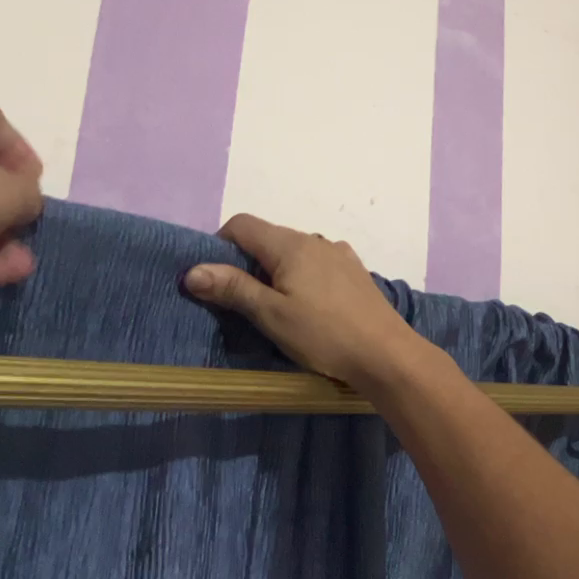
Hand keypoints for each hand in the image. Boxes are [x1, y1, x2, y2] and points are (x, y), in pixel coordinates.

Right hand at [184, 214, 432, 385]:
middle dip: (246, 260)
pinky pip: (317, 264)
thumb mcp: (271, 315)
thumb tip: (192, 270)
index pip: (243, 224)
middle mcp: (316, 240)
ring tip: (274, 307)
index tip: (214, 278)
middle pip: (269, 237)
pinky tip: (308, 306)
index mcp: (291, 244)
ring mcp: (339, 254)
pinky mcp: (355, 272)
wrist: (386, 353)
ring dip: (276, 270)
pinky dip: (302, 276)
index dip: (219, 244)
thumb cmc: (324, 335)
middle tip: (240, 301)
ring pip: (294, 251)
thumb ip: (233, 288)